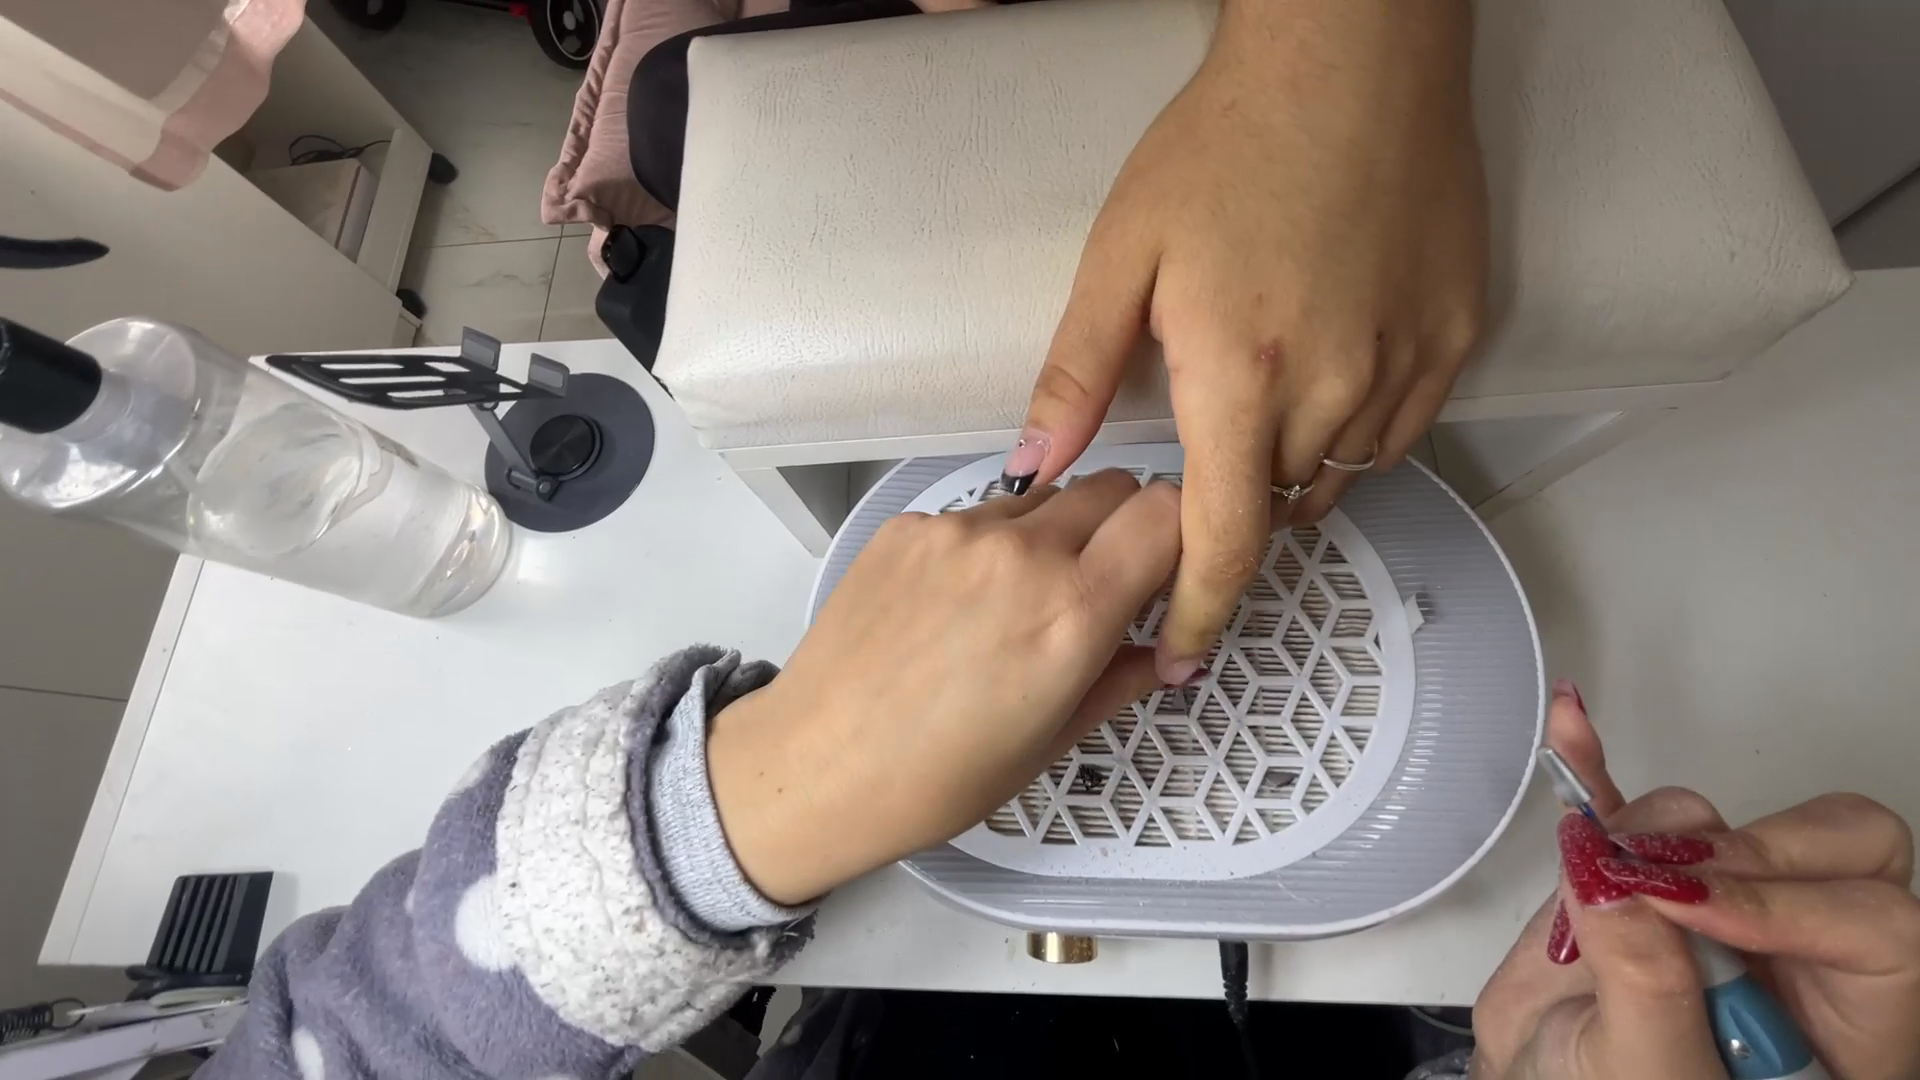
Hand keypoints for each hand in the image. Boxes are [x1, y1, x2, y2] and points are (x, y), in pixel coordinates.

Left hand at [707, 471, 1180, 903]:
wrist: (815, 763)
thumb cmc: (933, 778)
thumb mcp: (1050, 742)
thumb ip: (1120, 678)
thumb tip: (1168, 652)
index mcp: (1069, 613)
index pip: (1170, 513)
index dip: (1186, 536)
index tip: (1172, 575)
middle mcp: (1018, 553)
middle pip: (1115, 487)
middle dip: (1129, 527)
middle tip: (1108, 584)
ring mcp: (955, 530)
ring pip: (1046, 498)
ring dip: (1059, 534)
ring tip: (1022, 598)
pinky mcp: (908, 525)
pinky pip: (980, 513)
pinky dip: (995, 542)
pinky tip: (962, 598)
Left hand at [1005, 0, 1486, 682]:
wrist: (1351, 53)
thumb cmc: (1222, 149)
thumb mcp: (1119, 260)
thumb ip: (1078, 373)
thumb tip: (1039, 462)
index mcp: (1240, 376)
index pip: (1220, 538)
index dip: (1195, 611)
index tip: (1179, 658)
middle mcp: (1332, 387)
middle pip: (1274, 516)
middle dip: (1226, 541)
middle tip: (1187, 527)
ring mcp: (1405, 365)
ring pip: (1331, 482)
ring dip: (1279, 491)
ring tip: (1242, 452)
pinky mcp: (1455, 339)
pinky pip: (1393, 438)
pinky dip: (1341, 450)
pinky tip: (1309, 411)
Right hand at [1473, 683, 1919, 1079]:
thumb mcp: (1646, 1074)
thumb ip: (1648, 985)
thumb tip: (1614, 876)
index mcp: (1853, 1024)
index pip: (1872, 923)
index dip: (1771, 899)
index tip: (1669, 902)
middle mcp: (1790, 950)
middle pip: (1835, 850)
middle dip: (1735, 848)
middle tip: (1654, 871)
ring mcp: (1696, 904)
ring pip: (1710, 820)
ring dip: (1642, 829)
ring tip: (1584, 873)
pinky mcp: (1615, 873)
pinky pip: (1614, 802)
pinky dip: (1589, 764)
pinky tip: (1570, 720)